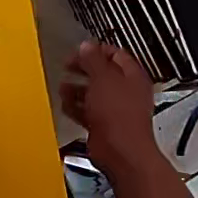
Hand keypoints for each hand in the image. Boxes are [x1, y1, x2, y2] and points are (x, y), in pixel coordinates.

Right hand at [61, 41, 165, 180]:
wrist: (120, 151)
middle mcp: (127, 93)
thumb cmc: (120, 117)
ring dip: (78, 90)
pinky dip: (77, 109)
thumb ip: (93, 60)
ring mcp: (116, 111)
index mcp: (133, 76)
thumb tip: (87, 47)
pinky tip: (67, 106)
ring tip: (63, 86)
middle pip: (104, 75)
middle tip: (69, 67)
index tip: (81, 51)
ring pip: (95, 95)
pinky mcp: (105, 127)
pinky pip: (89, 113)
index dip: (97, 50)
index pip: (116, 54)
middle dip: (84, 70)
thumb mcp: (102, 79)